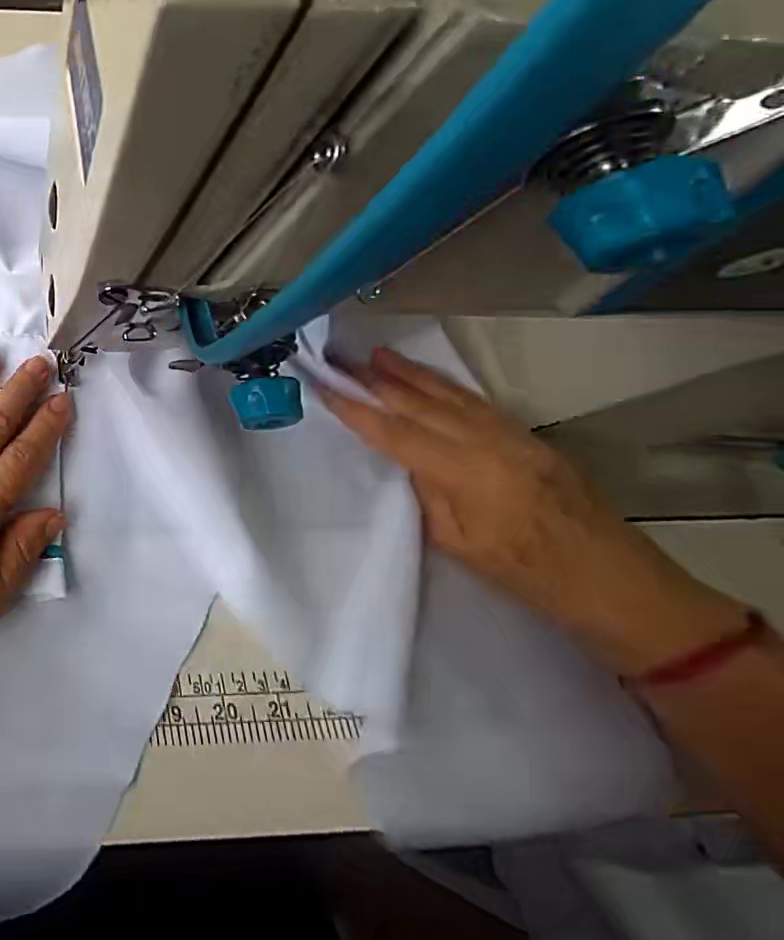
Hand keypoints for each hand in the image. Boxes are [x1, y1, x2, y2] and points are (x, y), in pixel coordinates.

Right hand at [319, 347, 746, 674]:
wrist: (616, 584)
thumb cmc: (525, 573)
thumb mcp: (455, 540)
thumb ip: (427, 492)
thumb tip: (405, 460)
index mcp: (467, 473)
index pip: (396, 432)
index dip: (355, 409)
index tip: (323, 386)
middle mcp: (493, 445)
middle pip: (423, 404)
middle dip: (377, 380)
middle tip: (340, 358)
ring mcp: (518, 440)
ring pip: (455, 397)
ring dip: (412, 374)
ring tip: (378, 355)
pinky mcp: (533, 442)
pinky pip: (480, 405)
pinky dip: (447, 388)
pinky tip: (428, 380)